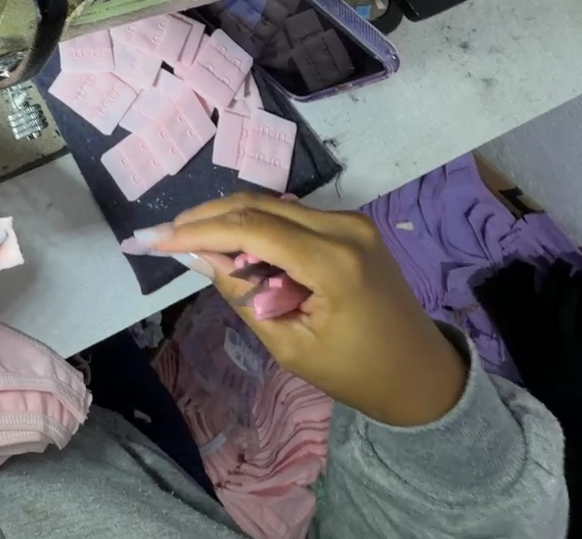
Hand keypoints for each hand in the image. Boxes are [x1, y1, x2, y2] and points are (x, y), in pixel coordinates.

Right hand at [140, 193, 466, 427]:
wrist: (424, 376)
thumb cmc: (358, 374)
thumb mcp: (291, 346)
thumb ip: (241, 294)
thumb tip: (197, 255)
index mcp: (335, 263)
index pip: (252, 230)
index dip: (200, 230)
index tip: (158, 238)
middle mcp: (344, 228)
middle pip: (257, 206)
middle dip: (205, 217)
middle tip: (164, 231)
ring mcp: (350, 220)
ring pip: (269, 205)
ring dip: (225, 218)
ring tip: (186, 235)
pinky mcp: (348, 223)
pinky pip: (287, 215)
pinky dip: (252, 224)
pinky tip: (226, 238)